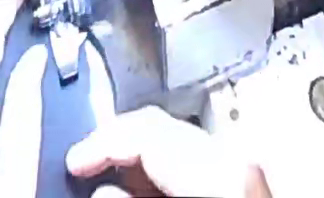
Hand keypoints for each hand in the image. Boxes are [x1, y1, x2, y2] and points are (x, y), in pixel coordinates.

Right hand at [67, 106, 271, 197]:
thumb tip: (102, 195)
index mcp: (218, 175)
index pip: (150, 131)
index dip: (104, 141)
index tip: (74, 162)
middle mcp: (236, 163)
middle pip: (166, 134)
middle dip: (120, 152)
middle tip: (83, 172)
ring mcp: (246, 175)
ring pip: (180, 151)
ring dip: (143, 166)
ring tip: (107, 186)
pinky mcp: (249, 188)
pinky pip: (198, 171)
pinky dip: (165, 181)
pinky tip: (145, 197)